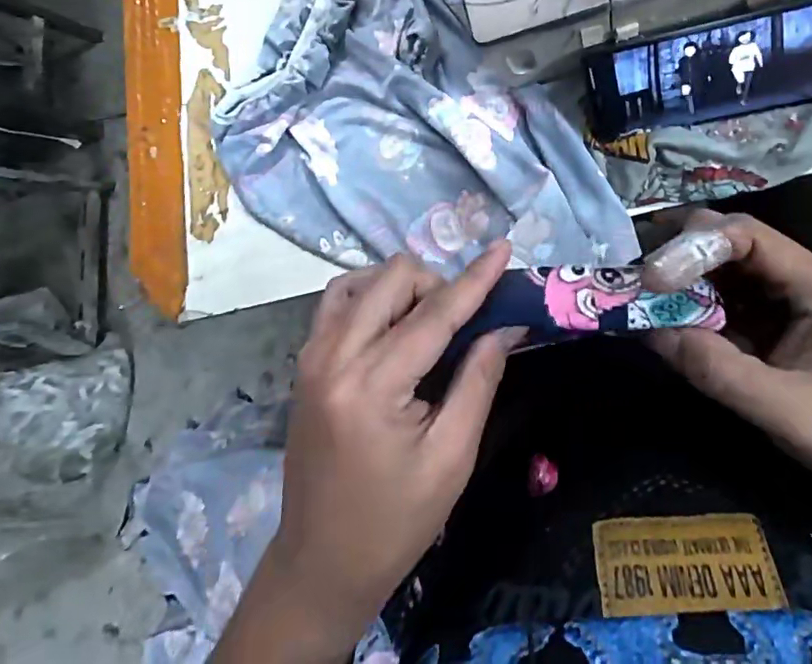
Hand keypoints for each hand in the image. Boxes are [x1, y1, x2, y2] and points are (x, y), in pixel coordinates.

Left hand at [219, 244, 523, 663]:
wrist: (320, 562)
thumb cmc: (395, 520)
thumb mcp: (452, 456)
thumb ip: (479, 380)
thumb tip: (506, 326)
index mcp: (371, 386)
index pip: (434, 313)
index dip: (475, 279)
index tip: (504, 248)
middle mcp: (333, 357)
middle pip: (393, 278)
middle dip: (439, 284)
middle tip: (464, 322)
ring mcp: (311, 356)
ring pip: (363, 281)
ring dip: (403, 288)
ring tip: (429, 325)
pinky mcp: (305, 362)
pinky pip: (339, 301)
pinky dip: (373, 297)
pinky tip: (394, 325)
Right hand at [641, 211, 811, 511]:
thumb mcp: (789, 410)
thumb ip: (721, 371)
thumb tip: (653, 333)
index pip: (745, 234)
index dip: (693, 246)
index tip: (652, 277)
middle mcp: (798, 280)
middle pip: (731, 243)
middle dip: (681, 255)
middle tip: (634, 277)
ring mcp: (788, 304)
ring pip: (726, 274)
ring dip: (685, 283)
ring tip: (640, 298)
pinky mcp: (778, 329)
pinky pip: (730, 306)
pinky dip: (698, 311)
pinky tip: (670, 324)